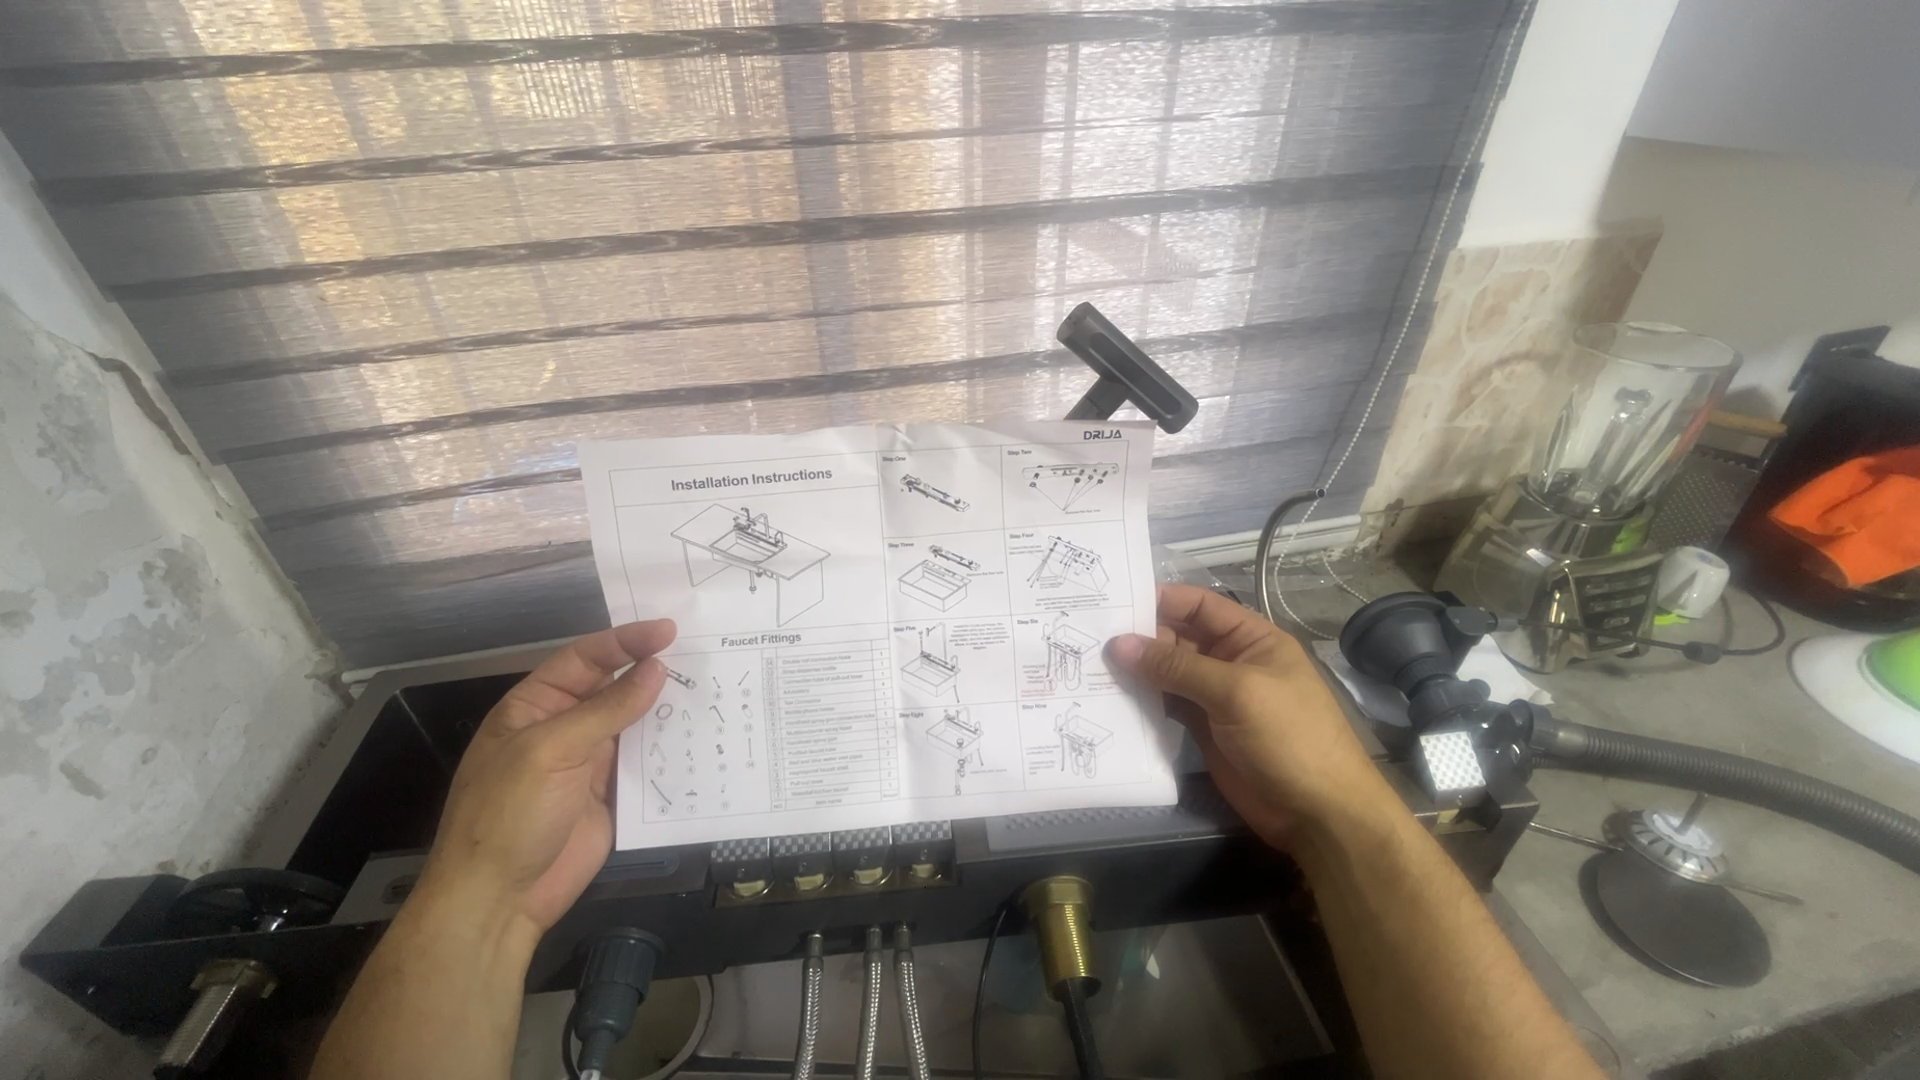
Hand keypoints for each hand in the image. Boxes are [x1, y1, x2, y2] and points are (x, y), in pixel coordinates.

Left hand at [415, 620, 675, 934]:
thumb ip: (608, 708)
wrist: (499, 900)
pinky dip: (673, 749)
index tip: (668, 632)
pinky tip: (703, 736)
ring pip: (636, 723)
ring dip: (668, 709)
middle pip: (614, 687)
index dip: (625, 641)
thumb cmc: (509, 814)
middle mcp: (564, 727)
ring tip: (712, 689)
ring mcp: (590, 761)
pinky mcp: (614, 793)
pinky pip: (648, 762)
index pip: (584, 659)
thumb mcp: (552, 750)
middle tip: (701, 654)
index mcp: (535, 707)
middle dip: (652, 670)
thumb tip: (657, 668)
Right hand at [1107, 585, 1390, 847]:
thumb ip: (1176, 667)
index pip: (1199, 605)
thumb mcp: (1236, 692)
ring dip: (1135, 669)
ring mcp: (1215, 696)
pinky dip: (1142, 700)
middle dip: (1139, 636)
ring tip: (1089, 666)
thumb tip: (1119, 645)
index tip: (1113, 602)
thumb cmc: (1289, 738)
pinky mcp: (1202, 728)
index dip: (1160, 600)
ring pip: (1167, 672)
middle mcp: (1230, 660)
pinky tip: (1110, 697)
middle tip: (1089, 638)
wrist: (1318, 813)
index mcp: (1250, 638)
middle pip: (1177, 636)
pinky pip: (1166, 704)